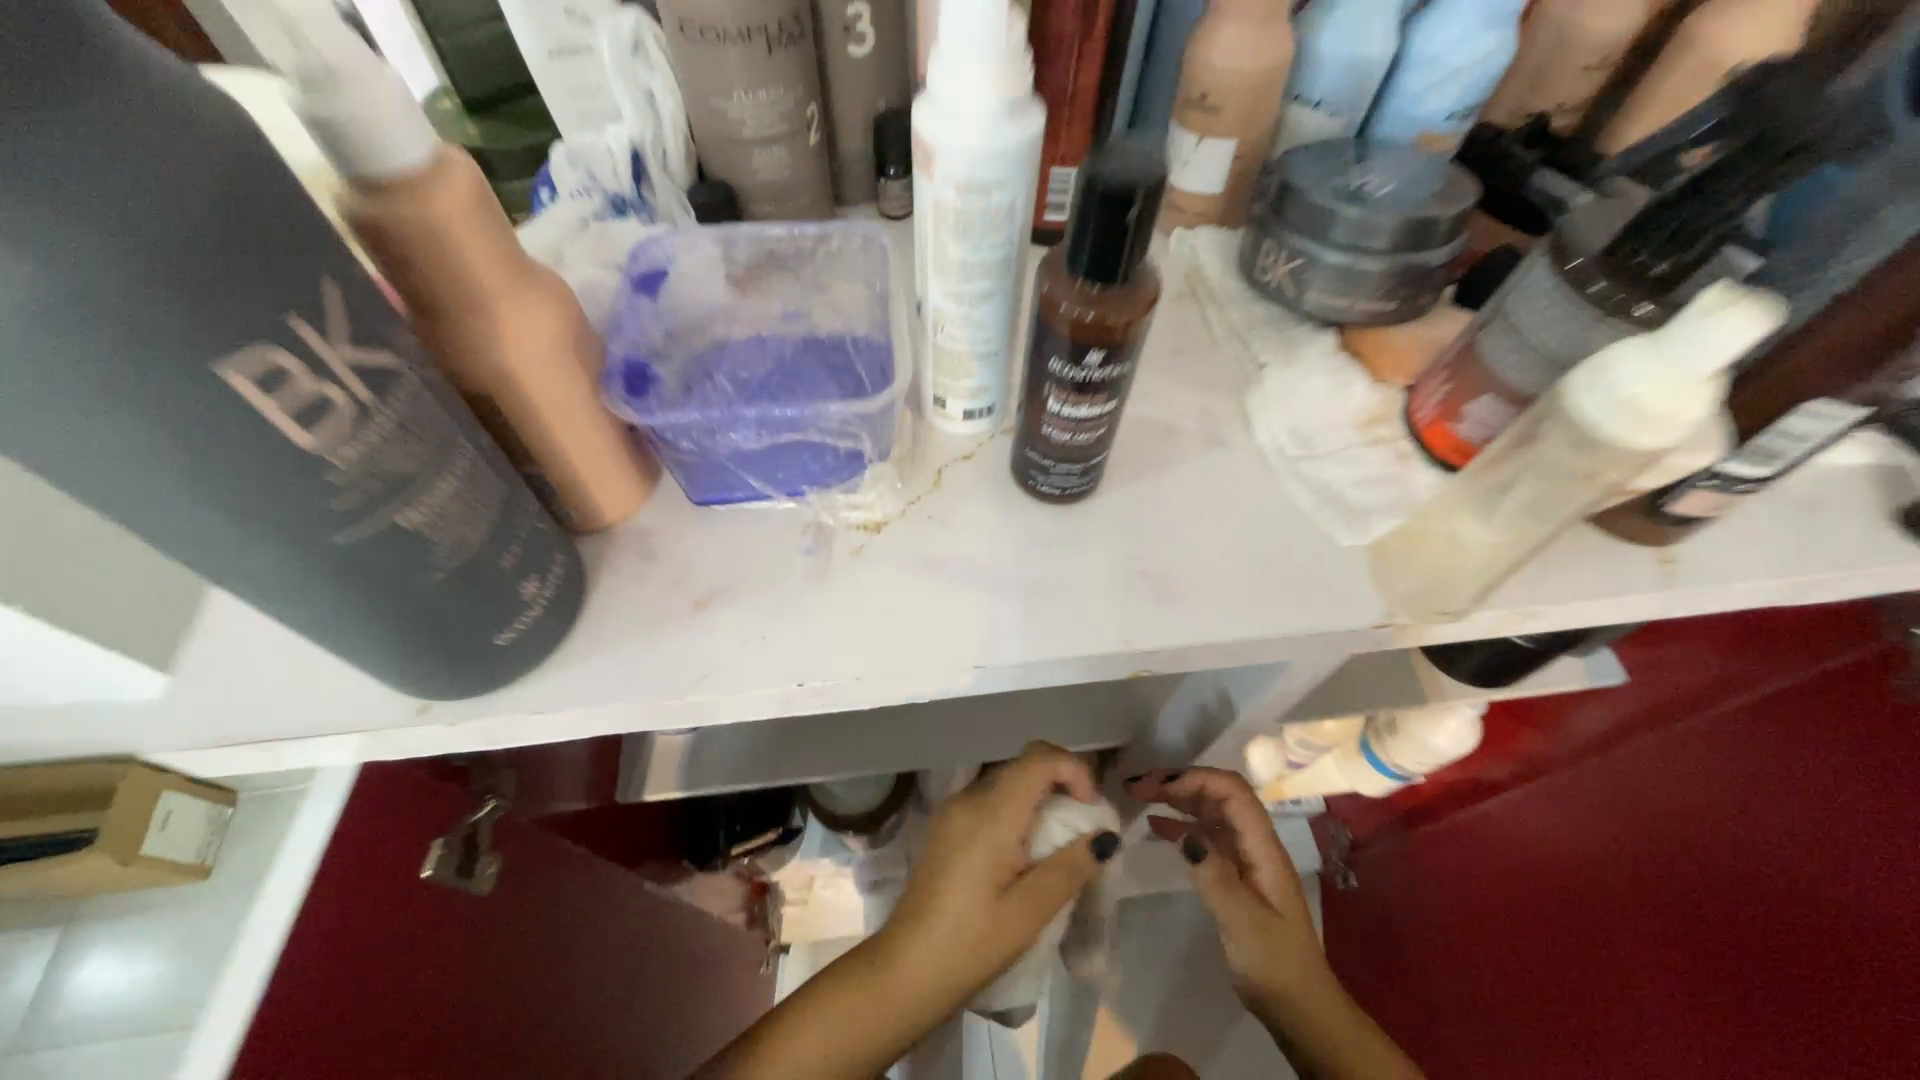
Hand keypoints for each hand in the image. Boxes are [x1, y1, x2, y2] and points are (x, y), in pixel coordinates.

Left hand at [878, 743, 1121, 1006]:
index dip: (1075, 771)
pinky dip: (1017, 813)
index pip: (1040, 757)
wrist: (907, 970)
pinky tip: (1024, 856)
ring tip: (1058, 845)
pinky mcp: (945, 829)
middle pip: (1023, 765)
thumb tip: (1105, 835)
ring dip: (1039, 799)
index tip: (1091, 811)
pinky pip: (989, 802)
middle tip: (1082, 829)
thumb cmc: (972, 942)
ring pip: (1007, 782)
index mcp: (991, 812)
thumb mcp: (1030, 910)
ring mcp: (952, 812)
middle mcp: (968, 799)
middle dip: (1061, 784)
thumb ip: (1070, 866)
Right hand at [1126, 767, 1331, 1015]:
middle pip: (1218, 796)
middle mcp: (1254, 844)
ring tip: (1138, 795)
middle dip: (1179, 782)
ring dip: (1176, 799)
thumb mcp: (1243, 923)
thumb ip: (1215, 877)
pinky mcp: (1231, 876)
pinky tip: (1154, 825)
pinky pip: (1204, 838)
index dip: (1195, 780)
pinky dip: (1179, 825)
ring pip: (1209, 813)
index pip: (1232, 792)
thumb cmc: (1274, 963)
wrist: (1297, 1005)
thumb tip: (1185, 836)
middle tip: (1136, 785)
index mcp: (1263, 848)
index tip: (1156, 786)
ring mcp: (1243, 859)